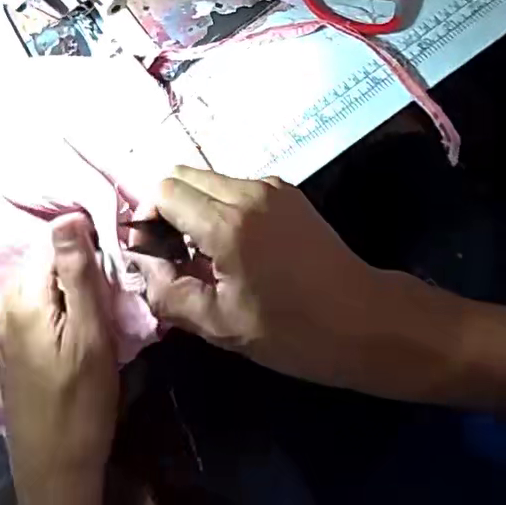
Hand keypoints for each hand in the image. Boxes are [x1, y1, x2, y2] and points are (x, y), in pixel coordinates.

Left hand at [0, 214, 118, 504]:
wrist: (55, 472)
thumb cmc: (81, 401)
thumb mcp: (90, 331)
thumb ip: (77, 272)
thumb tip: (69, 216)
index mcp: (22, 299)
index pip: (53, 240)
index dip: (87, 239)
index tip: (118, 251)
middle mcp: (5, 308)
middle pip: (46, 260)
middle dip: (80, 260)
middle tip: (116, 278)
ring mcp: (6, 329)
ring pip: (44, 281)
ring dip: (73, 281)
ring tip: (105, 297)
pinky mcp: (15, 347)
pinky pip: (39, 303)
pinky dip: (62, 301)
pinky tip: (84, 318)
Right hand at [133, 166, 446, 396]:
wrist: (361, 317)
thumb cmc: (290, 330)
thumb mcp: (219, 325)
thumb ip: (169, 292)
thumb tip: (144, 263)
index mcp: (228, 223)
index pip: (165, 190)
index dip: (147, 216)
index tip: (151, 250)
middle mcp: (248, 190)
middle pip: (184, 174)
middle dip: (168, 207)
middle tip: (174, 252)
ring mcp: (271, 185)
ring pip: (211, 178)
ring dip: (196, 205)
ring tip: (206, 252)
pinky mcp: (287, 190)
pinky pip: (237, 185)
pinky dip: (222, 205)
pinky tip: (236, 244)